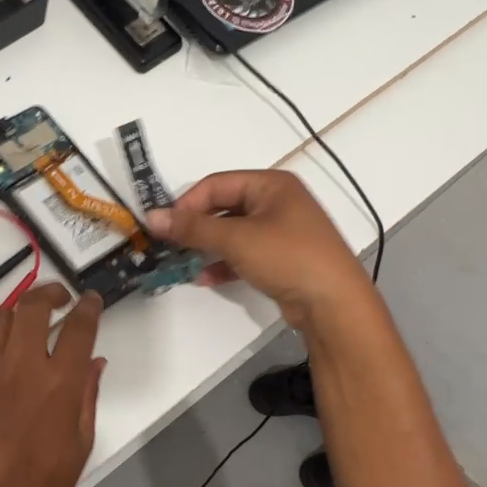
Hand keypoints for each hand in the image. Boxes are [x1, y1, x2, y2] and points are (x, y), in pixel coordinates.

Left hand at [0, 283, 104, 486]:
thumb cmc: (43, 482)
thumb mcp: (81, 442)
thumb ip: (87, 396)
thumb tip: (95, 361)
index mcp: (60, 381)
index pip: (78, 326)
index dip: (87, 307)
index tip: (90, 301)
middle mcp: (21, 366)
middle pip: (32, 307)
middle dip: (48, 293)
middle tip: (56, 299)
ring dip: (14, 314)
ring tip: (22, 324)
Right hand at [147, 171, 370, 328]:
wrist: (333, 301)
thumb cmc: (288, 257)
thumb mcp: (237, 239)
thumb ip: (193, 228)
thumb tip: (153, 217)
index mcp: (271, 184)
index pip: (217, 184)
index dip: (187, 203)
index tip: (164, 227)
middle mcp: (278, 201)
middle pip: (224, 207)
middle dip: (197, 227)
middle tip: (170, 246)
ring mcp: (282, 231)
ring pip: (233, 233)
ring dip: (208, 247)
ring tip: (184, 263)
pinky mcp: (282, 258)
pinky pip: (244, 254)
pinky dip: (224, 263)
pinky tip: (206, 278)